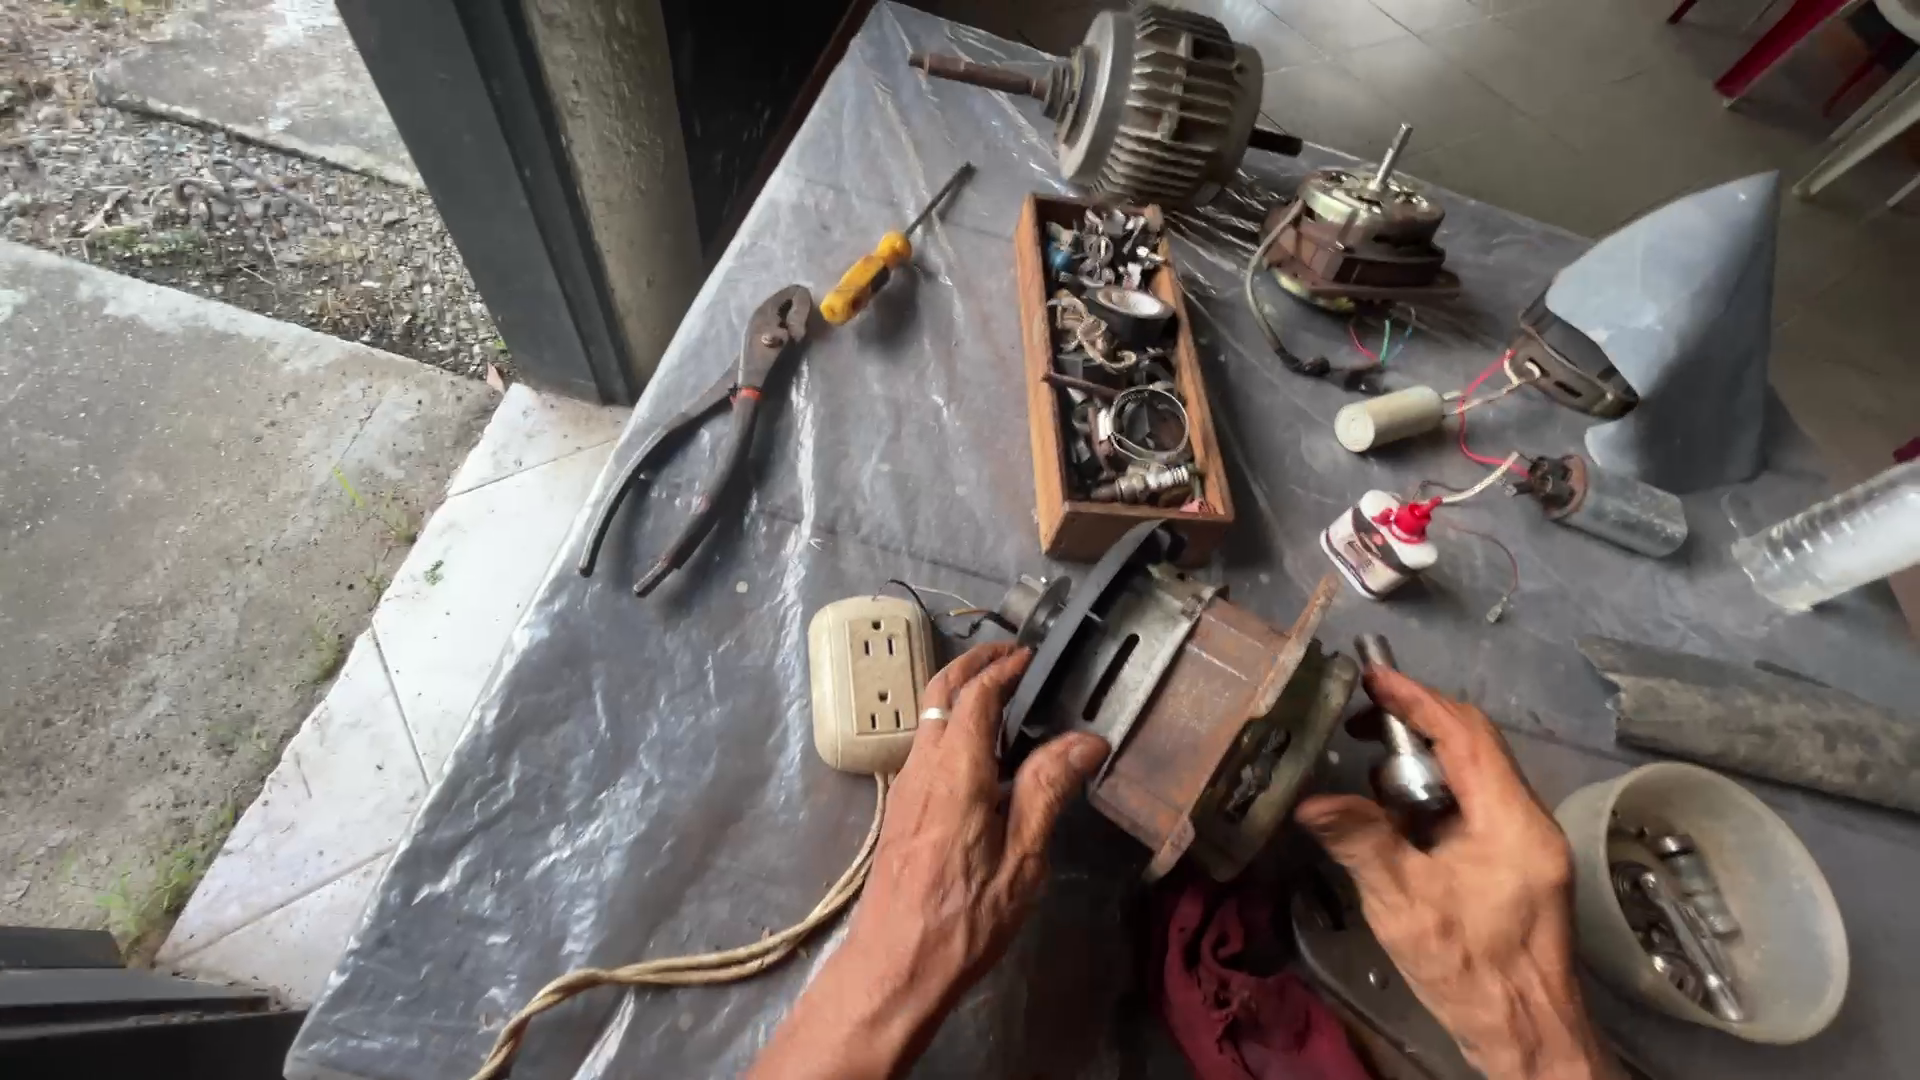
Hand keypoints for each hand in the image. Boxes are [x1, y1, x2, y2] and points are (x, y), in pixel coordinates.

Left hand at [749, 643, 1107, 1079]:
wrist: (894, 964)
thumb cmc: (965, 916)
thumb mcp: (1022, 857)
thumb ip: (1049, 789)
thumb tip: (1086, 739)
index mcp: (956, 769)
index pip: (975, 694)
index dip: (1001, 668)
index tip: (1027, 656)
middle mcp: (923, 764)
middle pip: (939, 690)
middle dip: (971, 662)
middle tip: (1006, 654)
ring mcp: (906, 784)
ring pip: (928, 715)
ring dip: (958, 689)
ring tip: (997, 690)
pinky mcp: (901, 805)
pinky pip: (926, 741)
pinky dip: (950, 719)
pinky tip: (977, 744)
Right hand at [1295, 668, 1621, 1079]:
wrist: (1529, 1036)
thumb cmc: (1471, 972)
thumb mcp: (1404, 906)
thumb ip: (1360, 843)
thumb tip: (1308, 800)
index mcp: (1510, 824)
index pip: (1467, 736)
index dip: (1417, 699)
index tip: (1371, 676)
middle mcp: (1527, 819)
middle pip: (1475, 740)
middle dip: (1416, 717)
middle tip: (1358, 715)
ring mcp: (1524, 836)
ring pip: (1473, 763)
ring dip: (1420, 749)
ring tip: (1368, 755)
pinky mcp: (1512, 852)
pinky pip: (1470, 791)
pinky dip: (1429, 779)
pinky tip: (1393, 803)